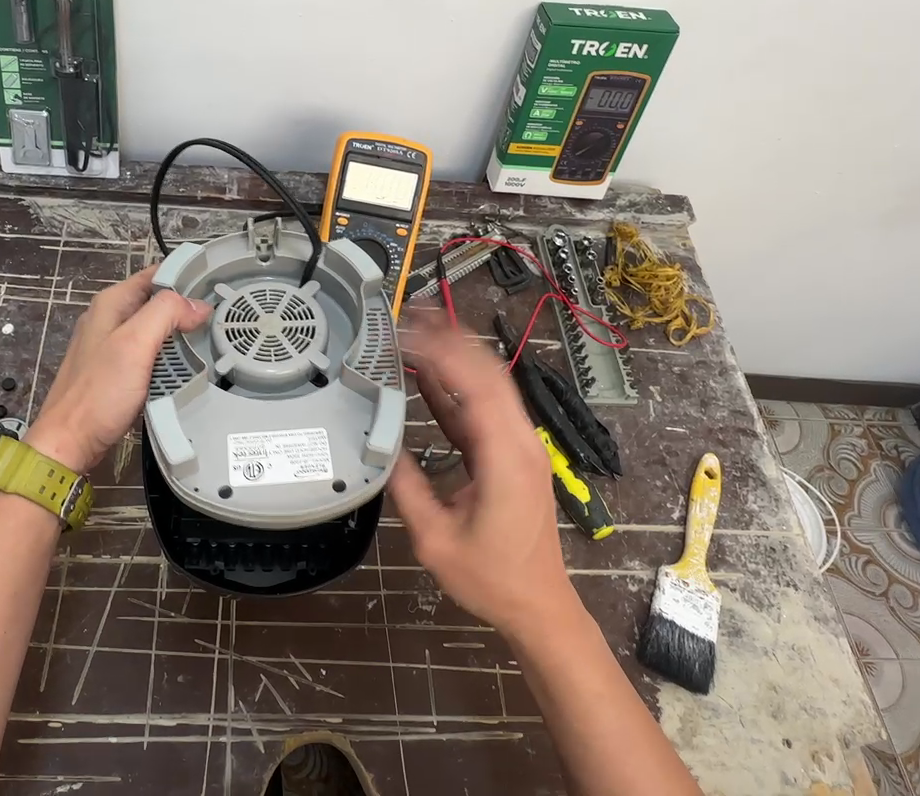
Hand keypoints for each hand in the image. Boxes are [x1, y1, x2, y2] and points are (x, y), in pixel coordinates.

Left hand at [28, 264, 212, 473]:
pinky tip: (187, 366)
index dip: (186, 274)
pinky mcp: (117, 371)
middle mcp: (110, 319)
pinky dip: (170, 356)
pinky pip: (151, 353)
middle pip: (157, 301)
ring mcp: (112, 345)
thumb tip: (198, 305)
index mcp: (111, 304)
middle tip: (220, 316)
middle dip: (187, 306)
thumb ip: (166, 314)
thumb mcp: (135, 344)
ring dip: (180, 333)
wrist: (69, 443)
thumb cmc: (99, 393)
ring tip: (210, 339)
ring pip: (156, 328)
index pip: (156, 274)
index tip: (216, 284)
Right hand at [385, 315, 577, 639]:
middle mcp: (519, 441)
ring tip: (418, 329)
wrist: (539, 605)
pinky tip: (427, 373)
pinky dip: (455, 387)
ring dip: (455, 354)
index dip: (441, 353)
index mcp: (506, 456)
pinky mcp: (511, 454)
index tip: (406, 333)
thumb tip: (380, 445)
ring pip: (489, 384)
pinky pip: (483, 408)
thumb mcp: (435, 538)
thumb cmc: (491, 578)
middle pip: (488, 372)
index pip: (474, 386)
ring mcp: (519, 445)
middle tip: (412, 314)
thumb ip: (407, 487)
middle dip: (451, 338)